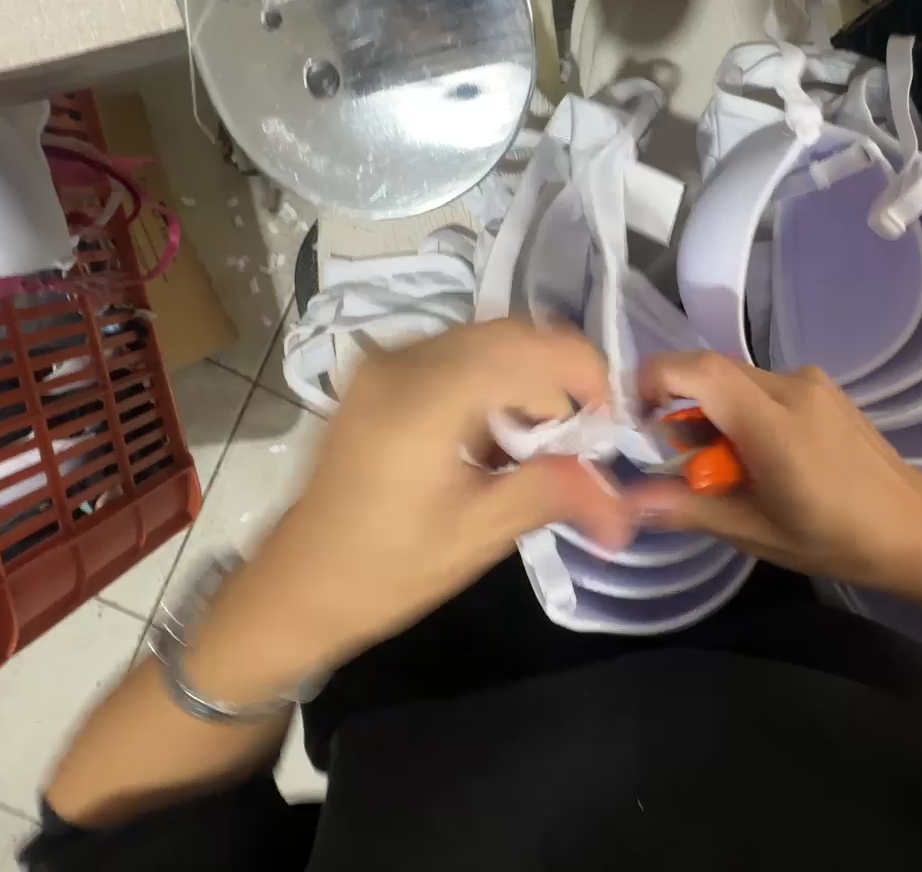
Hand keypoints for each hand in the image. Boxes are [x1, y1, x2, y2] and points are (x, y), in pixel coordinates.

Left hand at [189, 321, 637, 702]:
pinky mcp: (383, 372)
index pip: (527, 350)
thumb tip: (626, 504)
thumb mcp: (477, 536)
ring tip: (550, 434)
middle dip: (562, 374)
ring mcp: (387, 361)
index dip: (585, 374)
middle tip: (587, 431)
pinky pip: (461, 351)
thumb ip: (554, 493)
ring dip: (532, 374)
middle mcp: (401, 361)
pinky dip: (500, 376)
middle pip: (511, 333)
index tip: (611, 424)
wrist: (294, 588)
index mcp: (422, 401)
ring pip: (488, 337)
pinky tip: (505, 426)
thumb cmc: (384, 571)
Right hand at [630, 352, 921, 594]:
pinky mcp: (821, 387)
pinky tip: (753, 455)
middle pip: (711, 372)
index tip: (633, 415)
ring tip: (718, 466)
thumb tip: (629, 500)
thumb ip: (689, 508)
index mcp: (774, 423)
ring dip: (710, 412)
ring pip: (734, 379)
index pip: (698, 372)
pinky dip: (739, 412)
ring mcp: (811, 382)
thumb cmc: (838, 539)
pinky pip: (761, 386)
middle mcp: (791, 386)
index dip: (654, 380)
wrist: (916, 527)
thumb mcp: (756, 532)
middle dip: (679, 405)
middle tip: (673, 456)